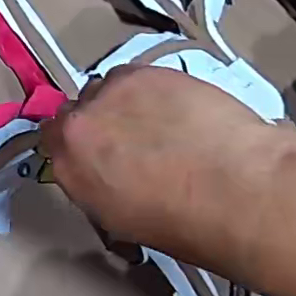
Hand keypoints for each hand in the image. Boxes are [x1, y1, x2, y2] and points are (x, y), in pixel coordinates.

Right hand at [38, 65, 295, 274]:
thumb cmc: (189, 223)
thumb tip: (107, 173)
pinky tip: (181, 108)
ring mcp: (109, 95)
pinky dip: (153, 88)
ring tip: (163, 122)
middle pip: (76, 111)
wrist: (240, 191)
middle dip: (100, 121)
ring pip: (107, 89)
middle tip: (135, 137)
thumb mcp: (123, 220)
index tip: (99, 148)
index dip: (80, 143)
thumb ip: (97, 185)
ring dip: (124, 102)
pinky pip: (136, 75)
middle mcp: (77, 126)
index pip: (55, 141)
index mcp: (69, 168)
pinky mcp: (143, 73)